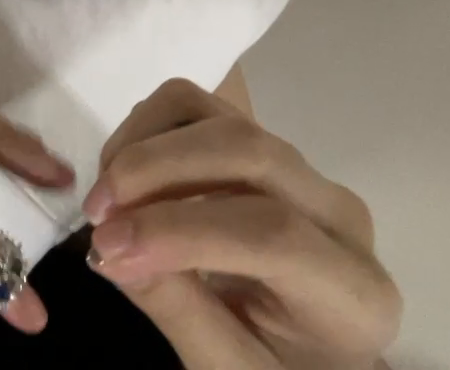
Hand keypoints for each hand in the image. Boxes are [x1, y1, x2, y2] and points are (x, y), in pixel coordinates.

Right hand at [79, 79, 399, 368]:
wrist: (303, 354)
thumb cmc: (271, 367)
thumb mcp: (230, 368)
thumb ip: (177, 310)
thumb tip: (107, 249)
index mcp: (354, 292)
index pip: (271, 235)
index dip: (177, 231)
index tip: (104, 247)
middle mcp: (339, 215)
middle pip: (246, 150)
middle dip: (153, 168)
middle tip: (95, 211)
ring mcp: (299, 169)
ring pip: (214, 114)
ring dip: (143, 142)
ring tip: (106, 194)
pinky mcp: (257, 143)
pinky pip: (194, 106)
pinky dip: (145, 127)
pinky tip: (125, 174)